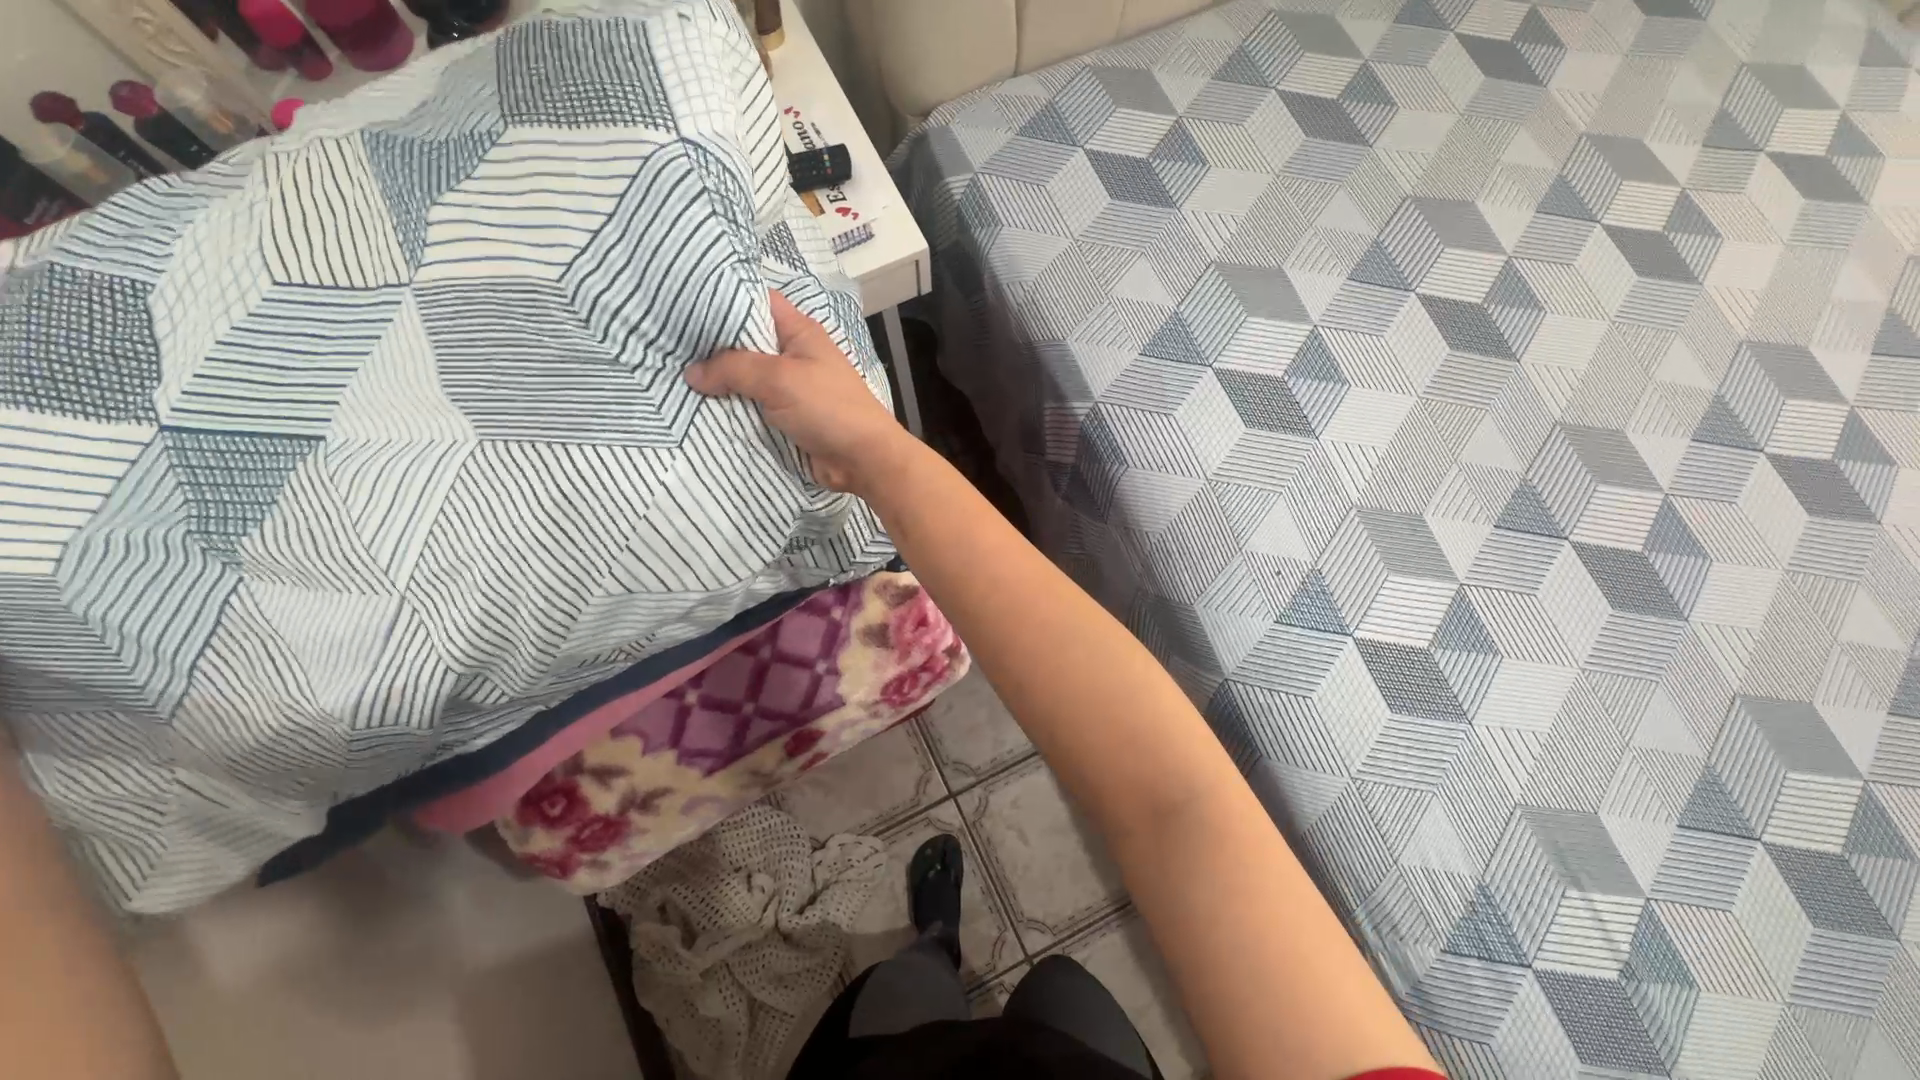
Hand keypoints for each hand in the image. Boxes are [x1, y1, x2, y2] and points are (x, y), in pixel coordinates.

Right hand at [687, 289, 913, 493]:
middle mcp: (791, 354)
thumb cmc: (829, 408)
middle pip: (743, 341)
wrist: (862, 460)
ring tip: (669, 374)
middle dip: (709, 345)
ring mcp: (788, 387)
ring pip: (743, 377)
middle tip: (664, 344)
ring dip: (715, 381)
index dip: (722, 300)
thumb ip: (733, 368)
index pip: (755, 301)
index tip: (681, 304)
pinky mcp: (783, 417)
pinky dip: (727, 407)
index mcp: (798, 331)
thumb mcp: (779, 378)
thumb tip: (692, 373)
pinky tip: (693, 406)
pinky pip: (749, 406)